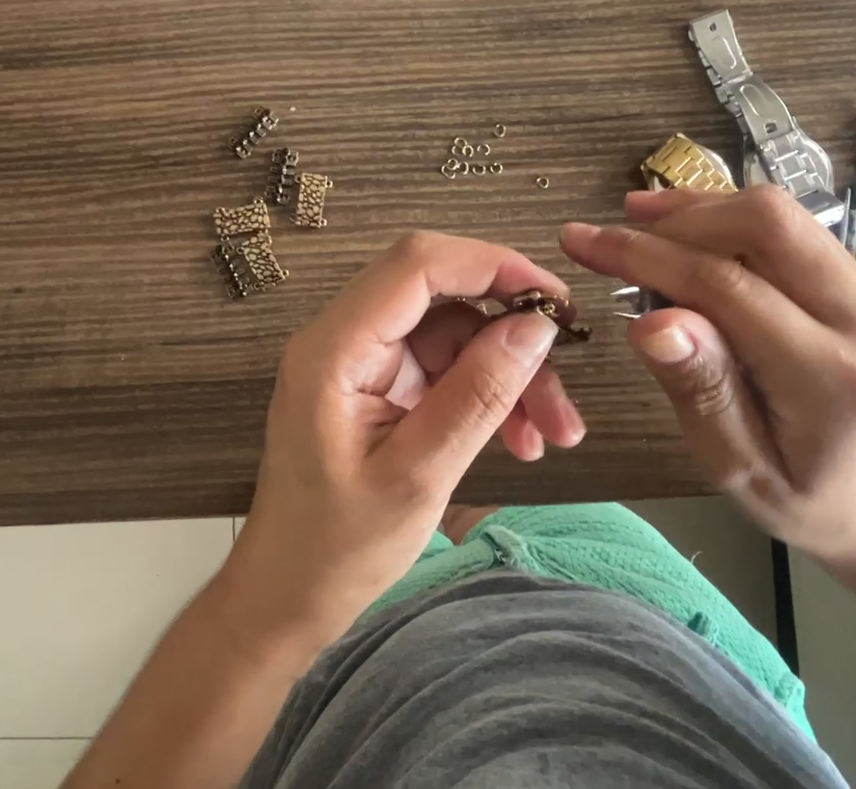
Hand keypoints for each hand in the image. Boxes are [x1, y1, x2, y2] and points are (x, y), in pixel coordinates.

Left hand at [221, 232, 583, 649]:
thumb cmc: (339, 546)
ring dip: (507, 374)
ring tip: (553, 435)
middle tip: (564, 378)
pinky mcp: (377, 386)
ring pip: (452, 335)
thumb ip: (477, 394)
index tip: (555, 301)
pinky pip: (443, 367)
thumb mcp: (419, 475)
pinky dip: (485, 394)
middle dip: (508, 331)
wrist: (290, 591)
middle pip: (440, 295)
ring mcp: (360, 361)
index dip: (490, 264)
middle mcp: (343, 339)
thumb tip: (536, 328)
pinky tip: (520, 439)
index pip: (415, 266)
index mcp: (333, 349)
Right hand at [560, 186, 855, 576]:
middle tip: (611, 234)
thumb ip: (700, 391)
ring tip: (636, 222)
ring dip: (699, 210)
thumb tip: (650, 322)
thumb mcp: (735, 466)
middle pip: (766, 225)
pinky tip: (682, 233)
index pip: (726, 287)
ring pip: (780, 214)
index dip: (644, 256)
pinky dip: (726, 222)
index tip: (580, 242)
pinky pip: (791, 230)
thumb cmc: (802, 499)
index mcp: (832, 377)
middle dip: (676, 218)